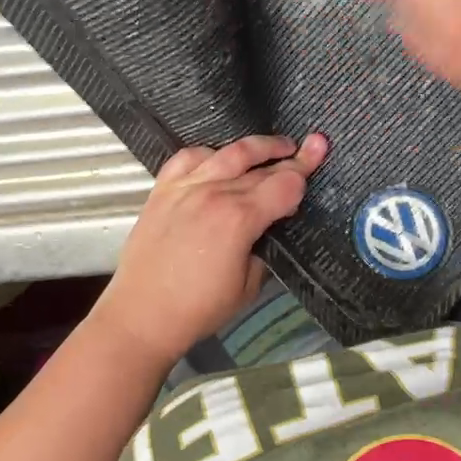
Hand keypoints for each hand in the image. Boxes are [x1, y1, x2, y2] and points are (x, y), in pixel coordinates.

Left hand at [90, 134, 328, 363]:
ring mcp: (186, 187)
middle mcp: (214, 193)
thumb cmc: (199, 309)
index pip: (284, 184)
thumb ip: (265, 248)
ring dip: (258, 146)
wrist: (142, 315)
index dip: (305, 176)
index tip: (318, 164)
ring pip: (229, 152)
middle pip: (262, 165)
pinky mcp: (162, 189)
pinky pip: (189, 157)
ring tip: (276, 146)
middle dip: (292, 156)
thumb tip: (271, 227)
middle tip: (313, 145)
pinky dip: (211, 152)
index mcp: (239, 218)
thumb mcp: (249, 286)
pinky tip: (220, 157)